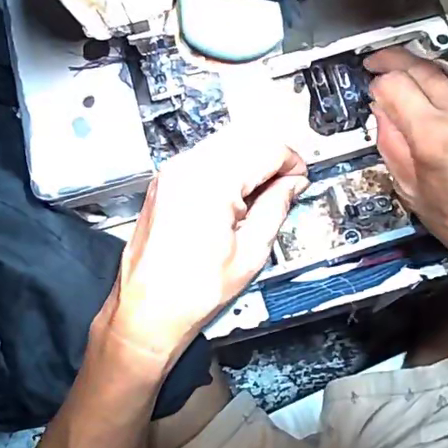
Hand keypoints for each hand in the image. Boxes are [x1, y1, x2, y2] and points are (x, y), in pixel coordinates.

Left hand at [94, 130, 307, 367]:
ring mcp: (170, 174)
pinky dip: (224, 168)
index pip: (266, 148)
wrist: (147, 308)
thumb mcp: (250, 252)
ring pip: (223, 144)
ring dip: (248, 161)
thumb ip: (276, 207)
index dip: (292, 162)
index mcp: (210, 183)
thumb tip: (291, 186)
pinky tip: (233, 198)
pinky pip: (202, 159)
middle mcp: (185, 170)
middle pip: (245, 139)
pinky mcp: (163, 183)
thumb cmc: (187, 292)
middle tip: (286, 186)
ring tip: (260, 196)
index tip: (299, 180)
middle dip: (271, 158)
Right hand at [363, 48, 447, 283]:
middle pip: (423, 69)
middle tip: (380, 62)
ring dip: (430, 91)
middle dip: (396, 61)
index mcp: (434, 136)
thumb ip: (391, 144)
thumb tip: (382, 113)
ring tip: (422, 114)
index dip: (378, 81)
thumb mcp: (410, 190)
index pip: (395, 83)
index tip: (371, 81)